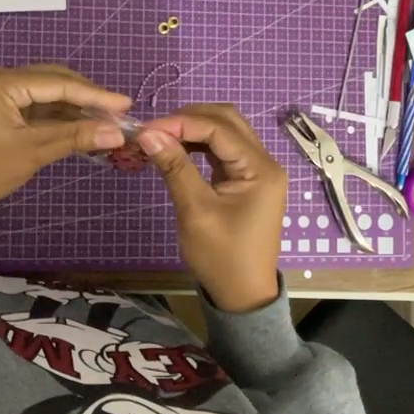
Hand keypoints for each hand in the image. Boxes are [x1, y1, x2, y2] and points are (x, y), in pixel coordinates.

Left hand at [0, 65, 132, 213]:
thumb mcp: (31, 153)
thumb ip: (75, 137)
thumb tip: (117, 132)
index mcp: (3, 82)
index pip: (59, 82)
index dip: (96, 94)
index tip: (127, 104)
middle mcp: (1, 78)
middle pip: (54, 81)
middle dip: (87, 97)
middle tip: (120, 115)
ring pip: (47, 93)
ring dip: (75, 107)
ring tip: (107, 122)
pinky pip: (36, 105)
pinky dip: (59, 116)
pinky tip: (82, 126)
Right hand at [137, 106, 287, 312]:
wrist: (242, 295)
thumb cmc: (221, 257)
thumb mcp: (195, 211)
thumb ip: (175, 167)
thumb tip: (148, 134)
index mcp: (260, 170)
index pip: (219, 128)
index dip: (182, 122)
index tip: (148, 129)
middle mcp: (265, 162)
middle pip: (227, 120)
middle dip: (189, 118)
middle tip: (154, 130)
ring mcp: (257, 170)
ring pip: (225, 131)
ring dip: (193, 128)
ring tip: (161, 136)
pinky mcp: (246, 178)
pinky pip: (223, 148)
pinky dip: (199, 143)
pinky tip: (176, 147)